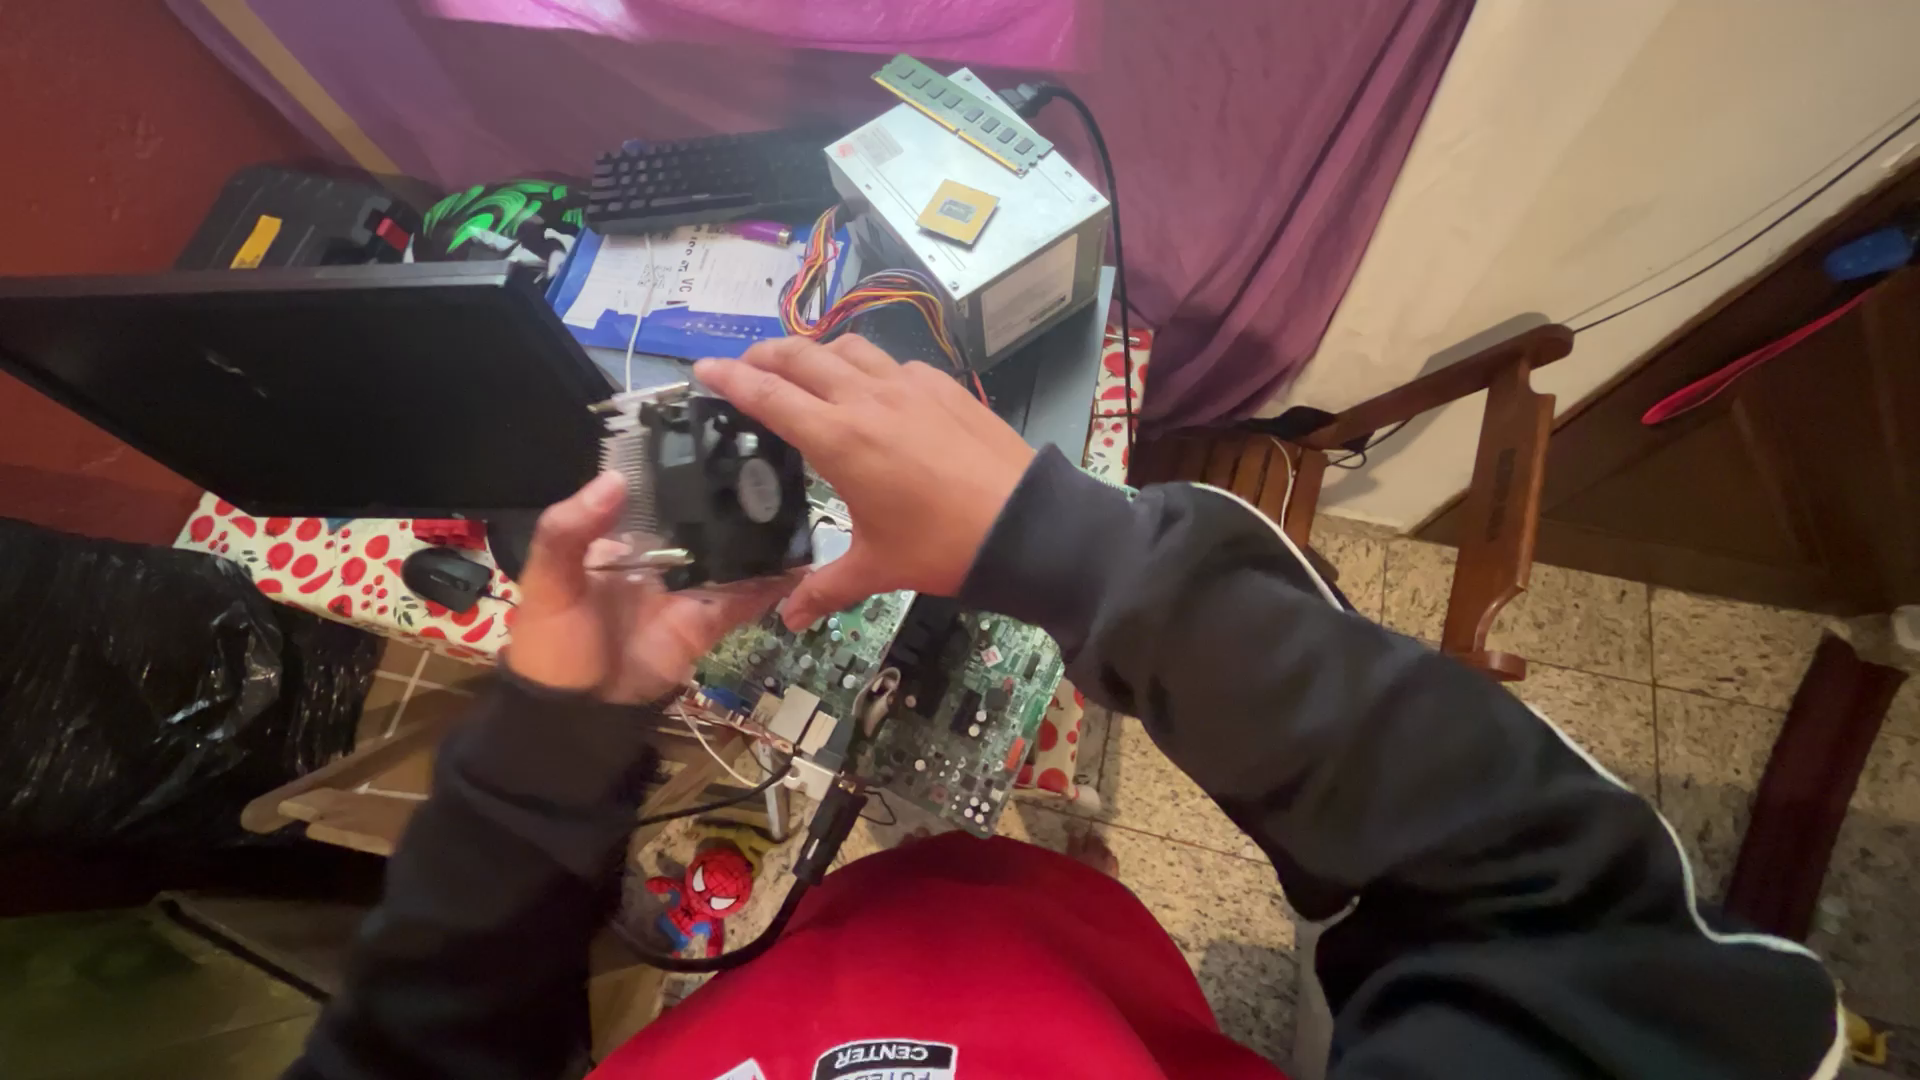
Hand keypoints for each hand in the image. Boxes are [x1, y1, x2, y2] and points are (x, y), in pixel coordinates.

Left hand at [505, 471, 793, 701]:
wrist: (578, 714)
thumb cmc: (555, 642)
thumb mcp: (548, 581)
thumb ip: (568, 530)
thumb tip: (614, 478)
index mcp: (623, 537)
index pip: (659, 493)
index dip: (686, 468)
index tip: (724, 437)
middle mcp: (663, 555)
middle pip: (707, 520)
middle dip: (738, 500)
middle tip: (779, 470)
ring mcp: (692, 587)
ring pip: (735, 555)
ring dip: (764, 539)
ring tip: (801, 511)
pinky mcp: (711, 619)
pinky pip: (746, 598)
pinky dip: (774, 585)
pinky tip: (803, 566)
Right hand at [694, 335, 1034, 628]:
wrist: (1024, 524)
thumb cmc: (942, 546)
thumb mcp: (877, 568)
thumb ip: (826, 589)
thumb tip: (789, 619)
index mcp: (839, 439)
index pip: (768, 395)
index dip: (730, 378)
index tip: (704, 369)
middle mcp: (868, 399)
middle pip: (801, 355)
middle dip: (765, 355)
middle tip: (747, 367)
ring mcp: (909, 386)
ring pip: (848, 347)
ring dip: (816, 352)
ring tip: (805, 371)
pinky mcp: (943, 386)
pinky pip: (892, 362)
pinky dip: (867, 365)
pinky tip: (872, 390)